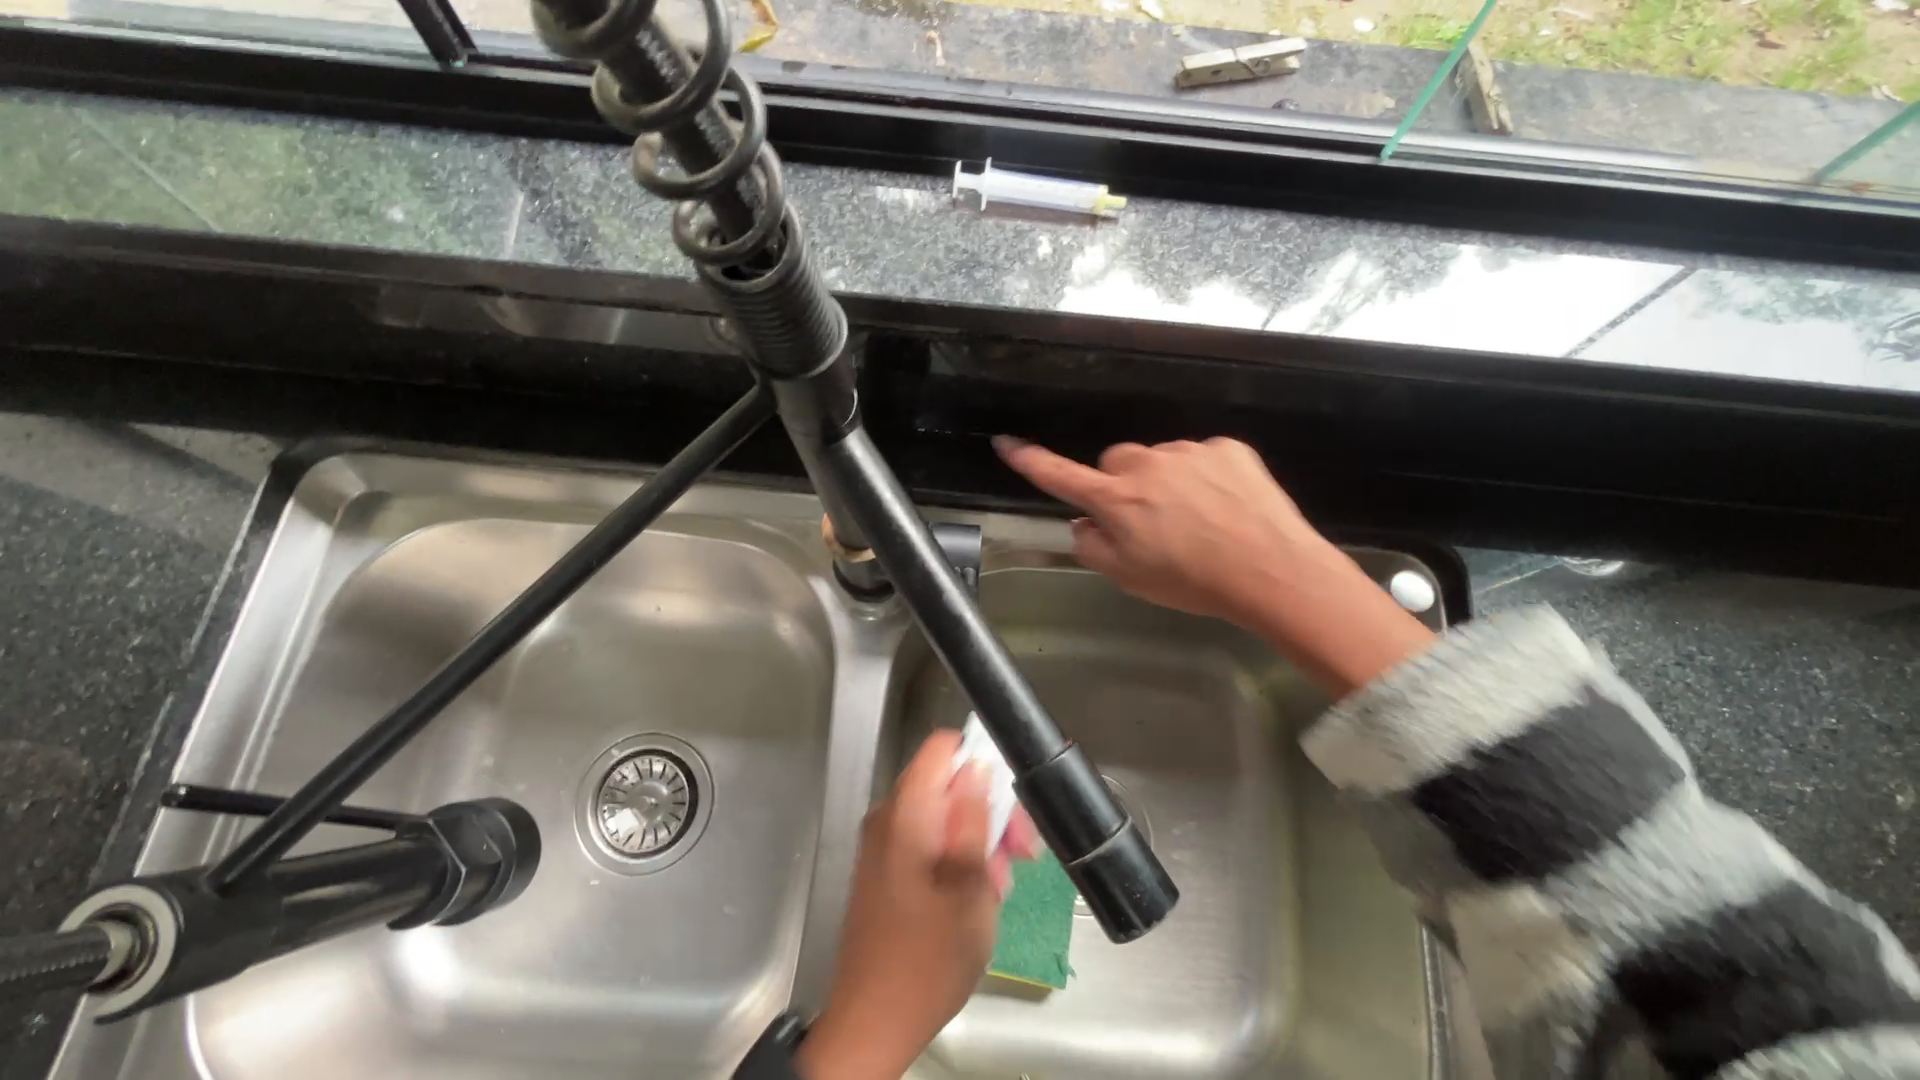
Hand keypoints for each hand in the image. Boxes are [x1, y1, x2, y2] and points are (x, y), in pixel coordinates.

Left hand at [796, 731, 1041, 1079]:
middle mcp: (889, 819)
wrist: (874, 1022)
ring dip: (980, 841)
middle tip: (1021, 855)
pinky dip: (959, 859)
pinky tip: (977, 898)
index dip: (982, 760)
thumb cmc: (929, 958)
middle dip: (990, 811)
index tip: (1011, 801)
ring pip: (943, 817)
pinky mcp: (886, 870)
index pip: (943, 749)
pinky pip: (930, 843)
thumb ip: (974, 820)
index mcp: (907, 814)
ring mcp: (884, 845)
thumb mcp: (970, 887)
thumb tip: (978, 767)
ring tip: (998, 888)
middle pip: (947, 785)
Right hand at [993, 435, 1431, 696]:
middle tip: (1149, 521)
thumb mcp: (1130, 579)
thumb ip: (1093, 547)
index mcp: (1116, 500)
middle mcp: (1146, 466)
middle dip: (1123, 483)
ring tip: (1198, 520)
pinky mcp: (1228, 448)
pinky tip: (1225, 506)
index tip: (1006, 443)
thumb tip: (1083, 523)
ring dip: (1168, 481)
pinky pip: (1203, 457)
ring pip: (1162, 459)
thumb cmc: (1194, 582)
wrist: (1272, 571)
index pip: (1060, 476)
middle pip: (1116, 461)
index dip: (1030, 461)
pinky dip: (1207, 476)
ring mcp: (1189, 452)